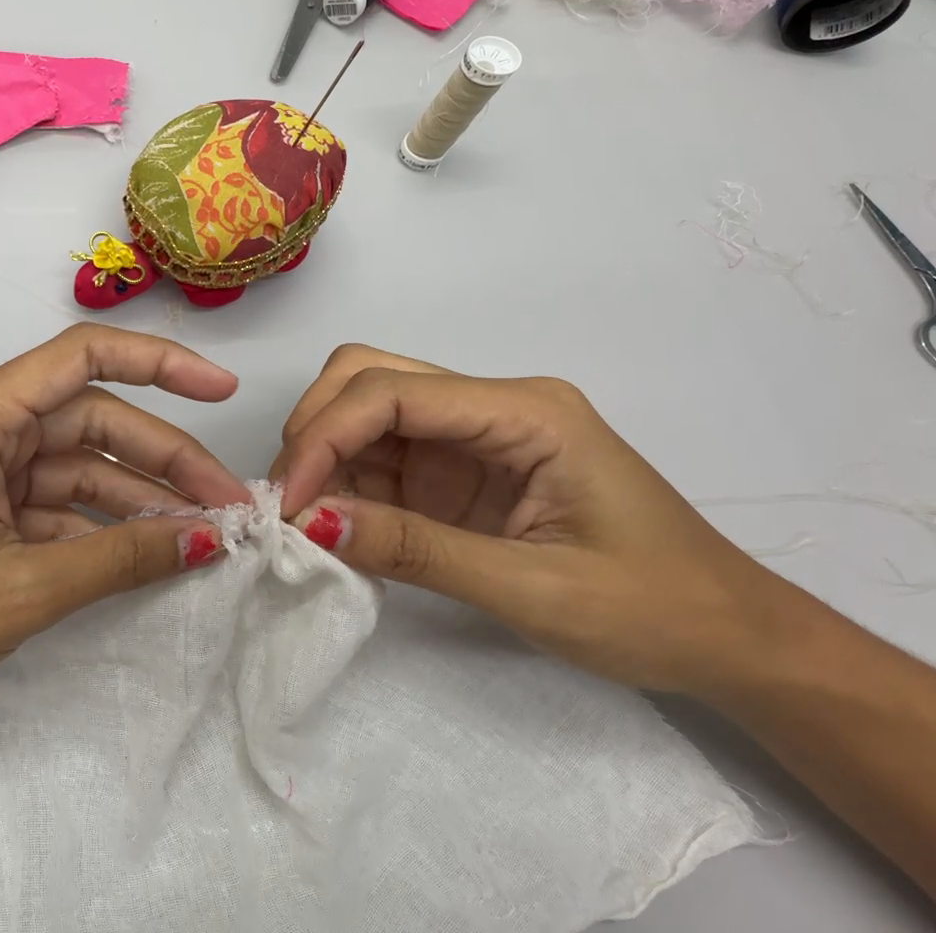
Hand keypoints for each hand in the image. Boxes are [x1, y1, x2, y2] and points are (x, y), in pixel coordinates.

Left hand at [0, 323, 251, 736]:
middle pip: (86, 421)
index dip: (160, 364)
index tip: (224, 393)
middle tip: (231, 507)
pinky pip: (46, 505)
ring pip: (71, 468)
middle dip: (161, 460)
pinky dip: (93, 528)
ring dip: (133, 499)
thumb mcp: (24, 589)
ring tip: (203, 537)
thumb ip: (121, 558)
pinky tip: (145, 555)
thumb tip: (207, 537)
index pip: (80, 359)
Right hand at [270, 345, 817, 700]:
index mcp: (525, 412)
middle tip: (290, 501)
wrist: (730, 642)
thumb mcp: (532, 588)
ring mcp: (471, 436)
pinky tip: (334, 525)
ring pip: (363, 412)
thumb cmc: (653, 610)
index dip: (324, 436)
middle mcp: (491, 406)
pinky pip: (378, 457)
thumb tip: (308, 524)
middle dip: (313, 429)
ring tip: (303, 520)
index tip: (291, 504)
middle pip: (368, 377)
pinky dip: (341, 484)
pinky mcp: (456, 471)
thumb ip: (416, 549)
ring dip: (321, 456)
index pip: (392, 392)